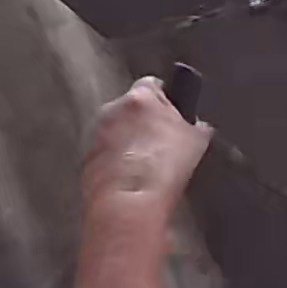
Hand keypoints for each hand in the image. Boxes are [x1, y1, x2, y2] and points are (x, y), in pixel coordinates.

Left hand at [81, 77, 212, 221]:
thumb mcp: (197, 142)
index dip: (166, 100)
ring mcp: (96, 135)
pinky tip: (132, 181)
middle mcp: (113, 110)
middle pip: (132, 108)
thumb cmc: (162, 168)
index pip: (153, 84)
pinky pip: (105, 155)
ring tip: (148, 167)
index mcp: (141, 98)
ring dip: (129, 143)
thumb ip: (198, 126)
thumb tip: (199, 127)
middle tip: (163, 144)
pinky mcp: (86, 159)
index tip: (173, 114)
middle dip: (145, 122)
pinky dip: (116, 163)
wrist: (130, 203)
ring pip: (116, 132)